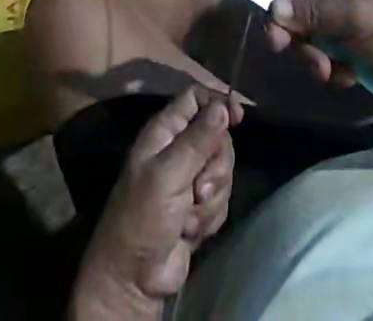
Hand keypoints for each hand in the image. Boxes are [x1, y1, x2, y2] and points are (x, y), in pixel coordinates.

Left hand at [71, 86, 242, 320]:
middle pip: (217, 135)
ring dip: (212, 196)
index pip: (195, 98)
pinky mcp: (199, 204)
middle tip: (199, 187)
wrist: (135, 275)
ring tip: (189, 215)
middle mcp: (178, 148)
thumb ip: (198, 140)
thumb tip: (222, 106)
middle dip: (216, 165)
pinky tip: (191, 230)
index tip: (238, 117)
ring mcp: (190, 177)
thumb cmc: (143, 216)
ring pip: (222, 169)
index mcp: (164, 131)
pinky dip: (210, 215)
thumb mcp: (168, 174)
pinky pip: (222, 196)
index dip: (218, 102)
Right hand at [261, 0, 372, 100]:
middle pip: (293, 2)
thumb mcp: (354, 16)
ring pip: (303, 34)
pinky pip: (319, 55)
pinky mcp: (344, 50)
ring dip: (309, 53)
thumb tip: (272, 8)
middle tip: (279, 45)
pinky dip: (327, 67)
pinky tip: (346, 75)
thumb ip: (311, 11)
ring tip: (326, 69)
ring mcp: (338, 23)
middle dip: (289, 27)